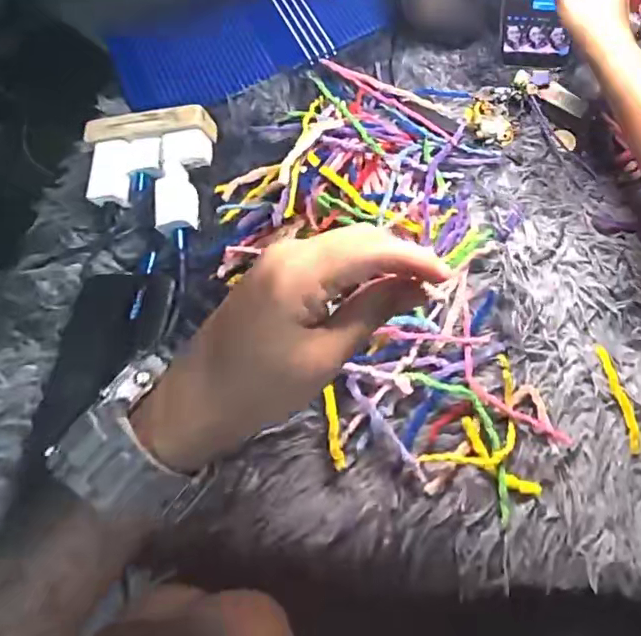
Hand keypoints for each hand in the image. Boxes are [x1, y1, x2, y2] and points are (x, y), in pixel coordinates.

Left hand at [129, 225, 450, 472]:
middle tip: (435, 285)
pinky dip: (358, 266)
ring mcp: (281, 254)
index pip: (372, 248)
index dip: (414, 258)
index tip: (448, 278)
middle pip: (360, 237)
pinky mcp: (277, 267)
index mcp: (301, 270)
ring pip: (346, 242)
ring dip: (381, 258)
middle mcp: (292, 248)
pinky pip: (328, 255)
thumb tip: (419, 288)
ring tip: (413, 286)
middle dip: (401, 254)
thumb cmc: (260, 389)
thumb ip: (373, 312)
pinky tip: (375, 284)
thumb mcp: (325, 356)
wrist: (192, 403)